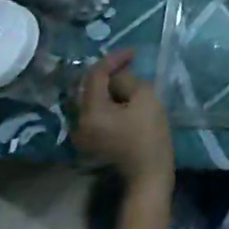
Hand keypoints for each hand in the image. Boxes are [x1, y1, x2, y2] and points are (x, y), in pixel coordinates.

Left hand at [74, 49, 173, 188]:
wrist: (149, 176)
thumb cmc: (149, 136)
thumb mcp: (144, 98)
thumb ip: (128, 80)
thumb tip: (118, 79)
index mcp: (90, 111)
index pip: (96, 75)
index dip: (114, 59)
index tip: (133, 52)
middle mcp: (79, 121)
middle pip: (89, 86)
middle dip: (108, 72)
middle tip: (128, 63)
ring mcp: (82, 133)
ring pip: (91, 98)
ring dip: (107, 86)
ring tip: (126, 77)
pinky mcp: (91, 140)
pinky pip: (95, 111)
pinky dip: (106, 100)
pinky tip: (121, 96)